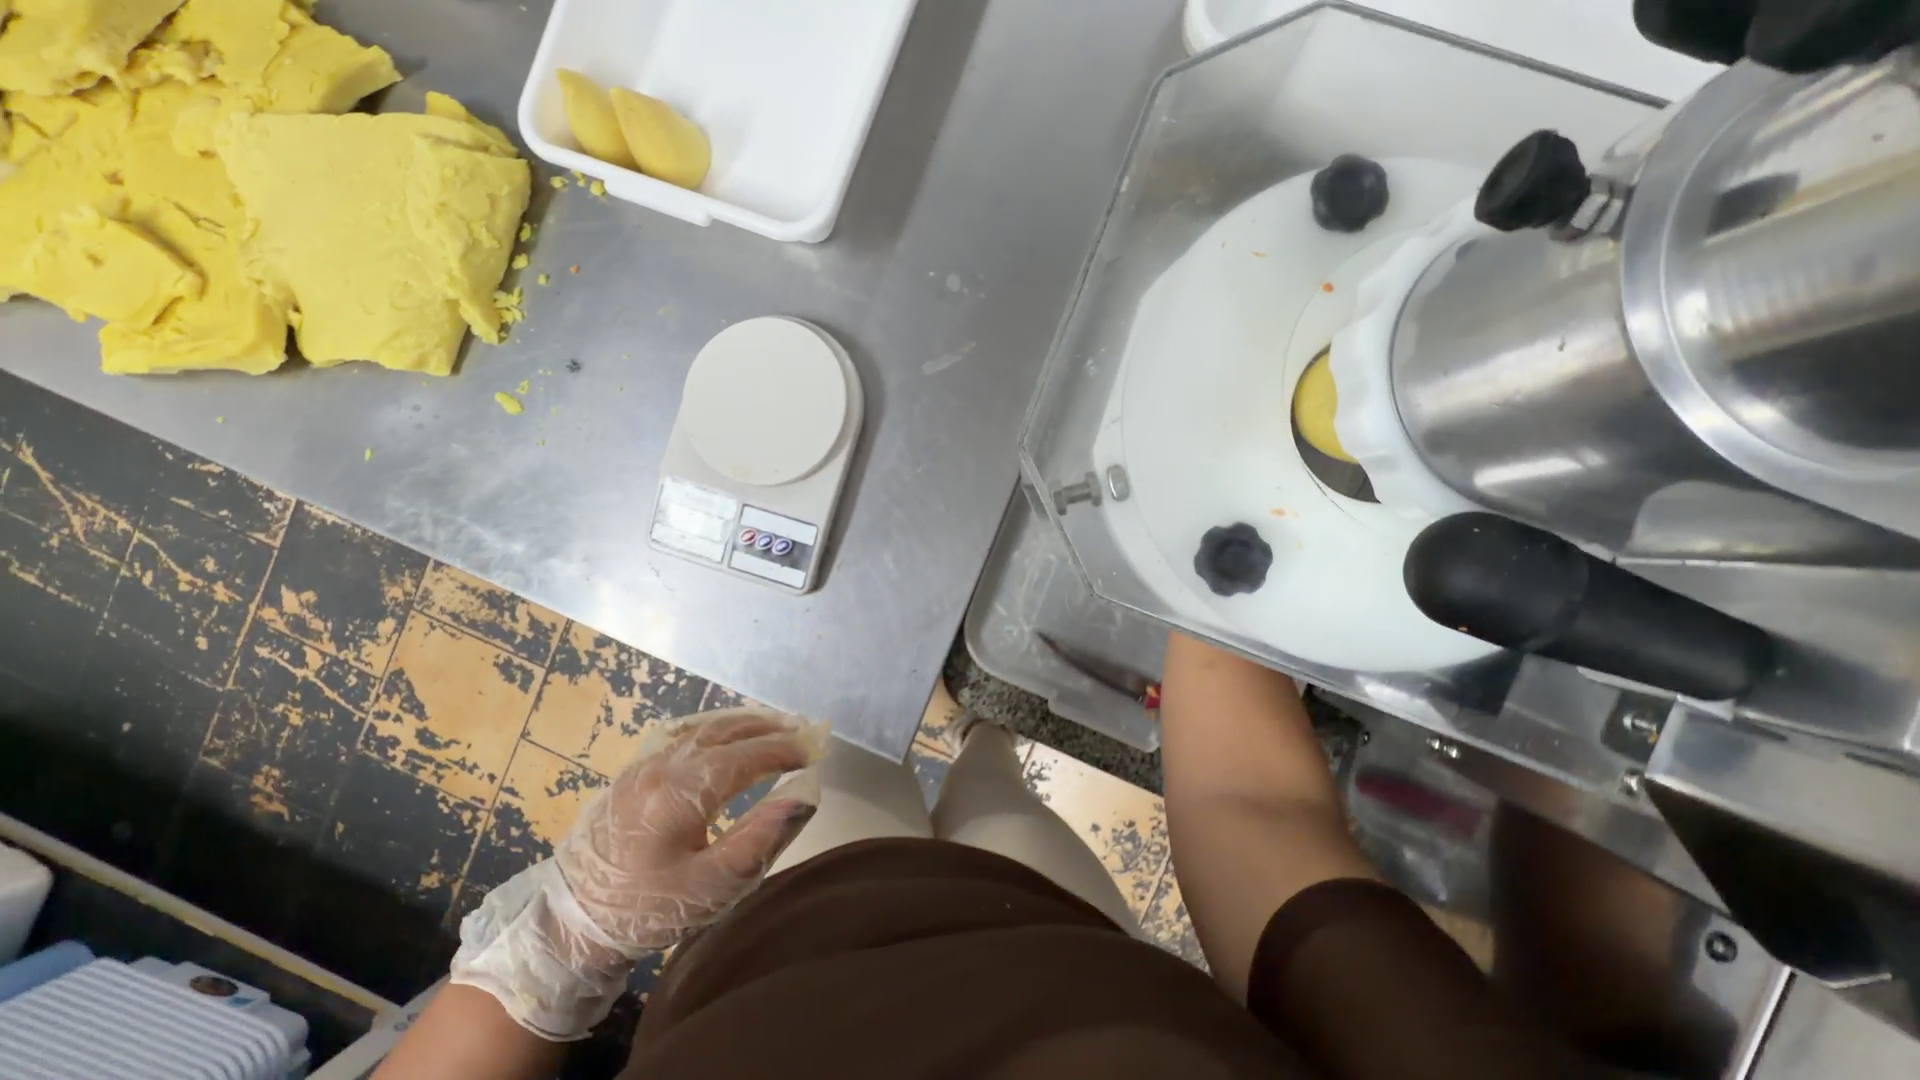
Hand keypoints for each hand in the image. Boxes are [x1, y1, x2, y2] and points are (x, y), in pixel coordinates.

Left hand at [558, 707, 829, 951]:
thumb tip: (804, 796)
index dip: (783, 750)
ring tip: (774, 724)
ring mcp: (641, 766)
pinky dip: (713, 728)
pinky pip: (680, 735)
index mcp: (680, 793)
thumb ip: (761, 837)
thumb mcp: (712, 886)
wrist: (569, 924)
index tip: (814, 750)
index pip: (745, 757)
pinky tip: (724, 732)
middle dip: (767, 729)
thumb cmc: (646, 910)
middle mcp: (661, 767)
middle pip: (723, 733)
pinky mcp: (630, 775)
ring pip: (701, 729)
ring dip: (741, 723)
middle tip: (802, 730)